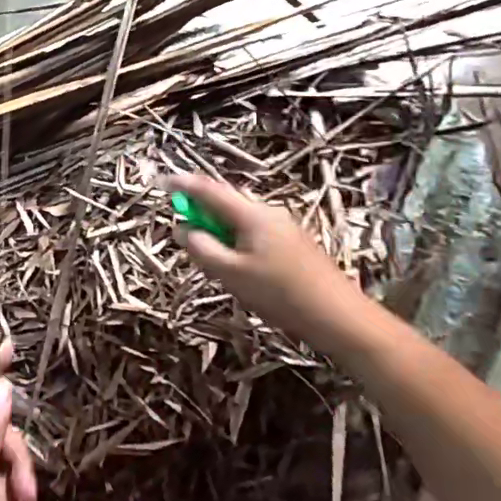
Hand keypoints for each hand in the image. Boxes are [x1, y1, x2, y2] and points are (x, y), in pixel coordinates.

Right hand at [162, 174, 376, 352]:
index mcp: (251, 214)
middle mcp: (268, 212)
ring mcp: (283, 226)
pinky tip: (239, 267)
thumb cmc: (280, 294)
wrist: (339, 317)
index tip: (162, 183)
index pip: (210, 190)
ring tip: (214, 259)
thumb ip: (201, 248)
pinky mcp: (293, 243)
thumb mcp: (230, 274)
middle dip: (202, 213)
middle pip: (226, 203)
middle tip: (187, 234)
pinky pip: (253, 232)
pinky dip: (236, 240)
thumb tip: (182, 229)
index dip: (183, 185)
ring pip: (240, 219)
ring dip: (219, 230)